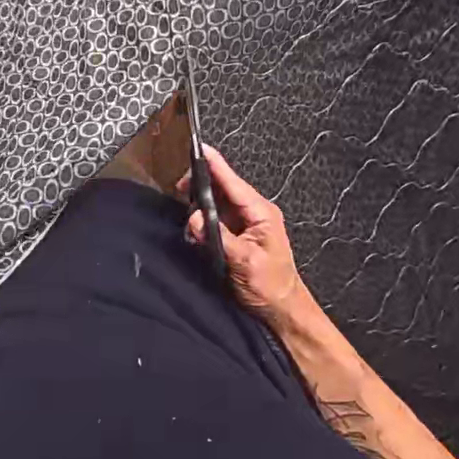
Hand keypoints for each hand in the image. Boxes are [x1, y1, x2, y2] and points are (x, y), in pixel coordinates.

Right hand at [177, 145, 313, 325]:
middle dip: (199, 184)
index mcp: (260, 212)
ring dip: (199, 203)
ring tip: (181, 204)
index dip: (214, 164)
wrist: (281, 310)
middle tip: (177, 189)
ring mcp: (244, 224)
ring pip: (216, 203)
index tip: (198, 147)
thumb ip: (219, 238)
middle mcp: (252, 213)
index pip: (232, 181)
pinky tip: (191, 225)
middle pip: (222, 188)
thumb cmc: (271, 287)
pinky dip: (202, 219)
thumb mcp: (244, 262)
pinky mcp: (236, 236)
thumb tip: (194, 218)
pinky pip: (215, 219)